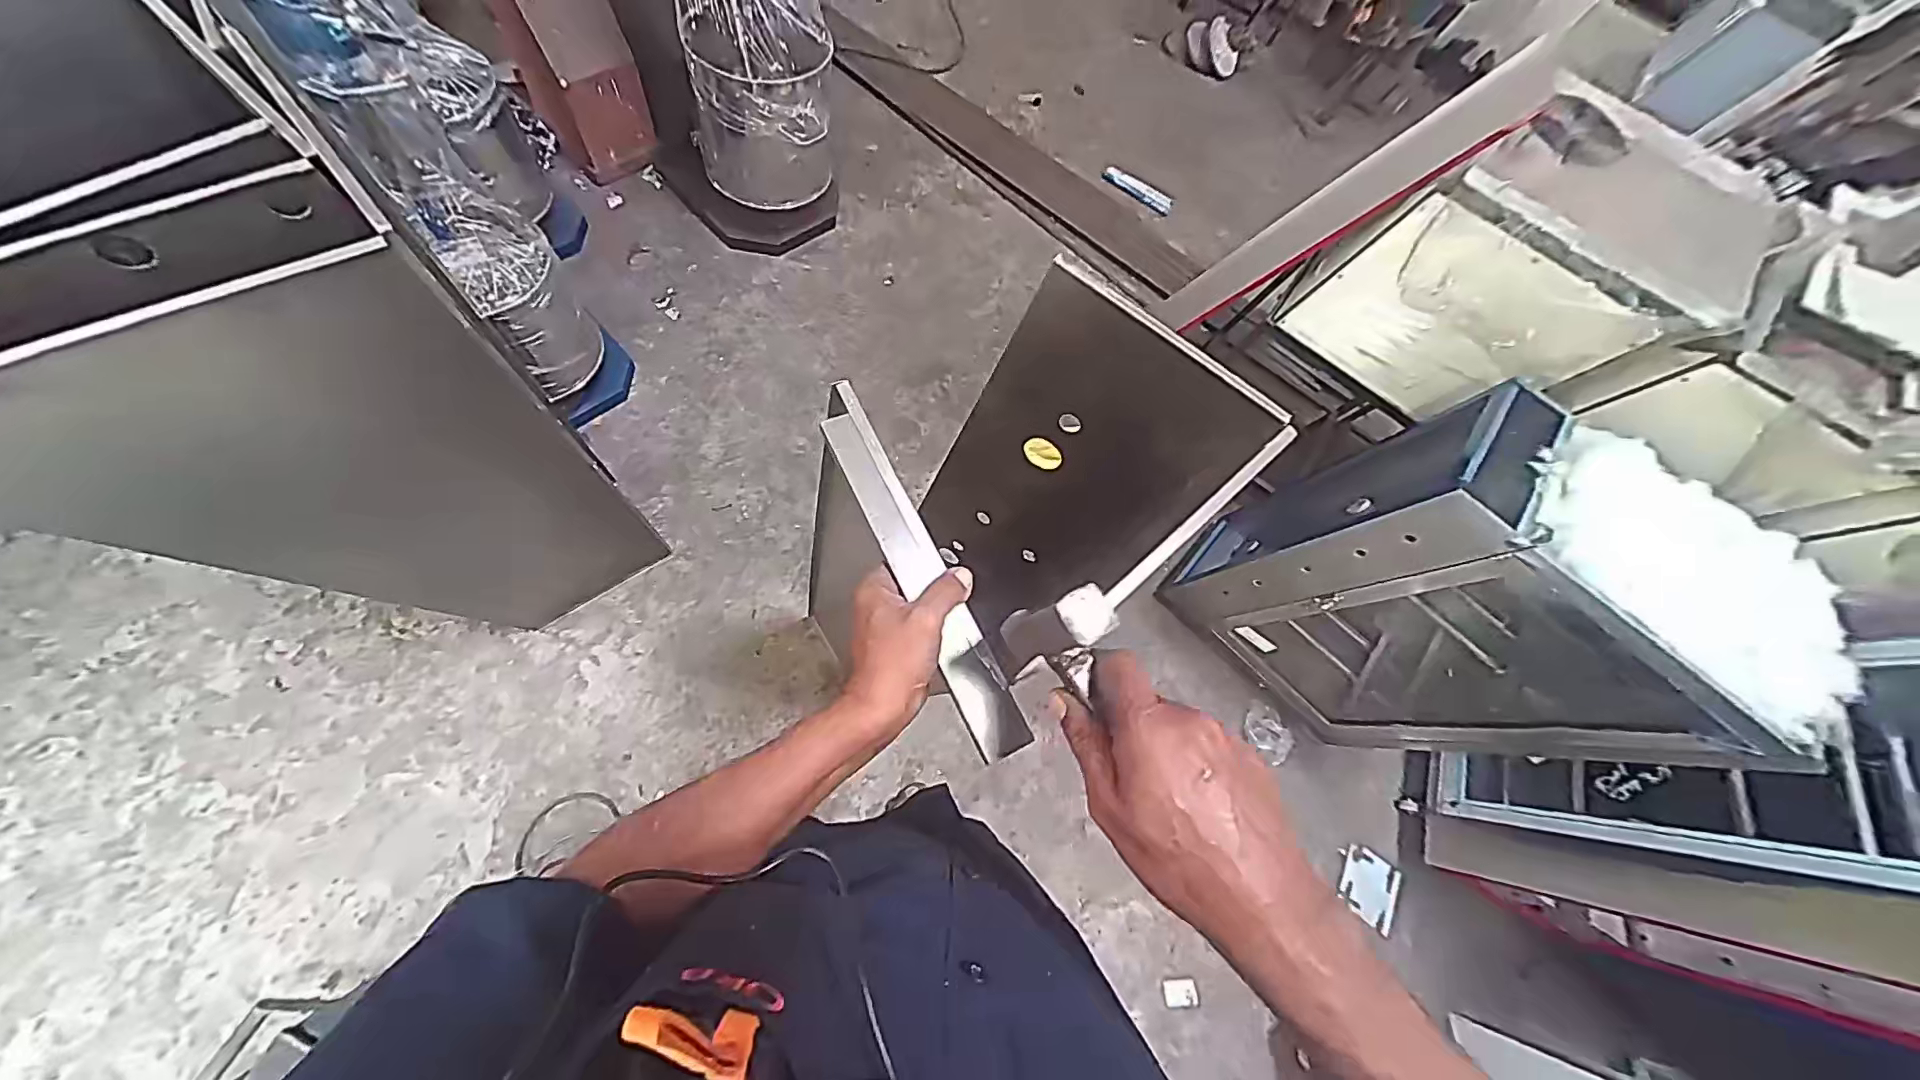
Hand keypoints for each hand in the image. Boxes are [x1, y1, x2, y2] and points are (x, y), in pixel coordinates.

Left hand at [839, 565, 972, 744]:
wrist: (883, 707)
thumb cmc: (889, 668)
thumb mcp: (927, 618)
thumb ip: (946, 591)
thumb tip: (960, 576)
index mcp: (873, 590)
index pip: (906, 563)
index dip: (929, 569)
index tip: (944, 580)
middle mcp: (874, 607)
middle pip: (917, 588)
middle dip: (934, 599)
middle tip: (939, 613)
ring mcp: (884, 628)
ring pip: (921, 612)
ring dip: (934, 621)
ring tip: (934, 635)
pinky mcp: (895, 647)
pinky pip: (921, 633)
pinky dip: (931, 639)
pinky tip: (932, 650)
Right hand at [1053, 650, 1310, 938]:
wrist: (1260, 897)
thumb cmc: (1184, 862)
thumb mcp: (1110, 807)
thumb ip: (1086, 745)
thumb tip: (1067, 706)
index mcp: (1149, 726)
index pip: (1119, 664)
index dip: (1098, 674)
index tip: (1090, 697)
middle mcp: (1190, 720)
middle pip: (1147, 702)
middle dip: (1132, 729)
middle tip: (1128, 776)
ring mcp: (1223, 736)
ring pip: (1178, 726)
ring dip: (1165, 750)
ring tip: (1167, 802)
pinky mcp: (1248, 754)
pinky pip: (1207, 746)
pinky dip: (1196, 766)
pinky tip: (1197, 808)